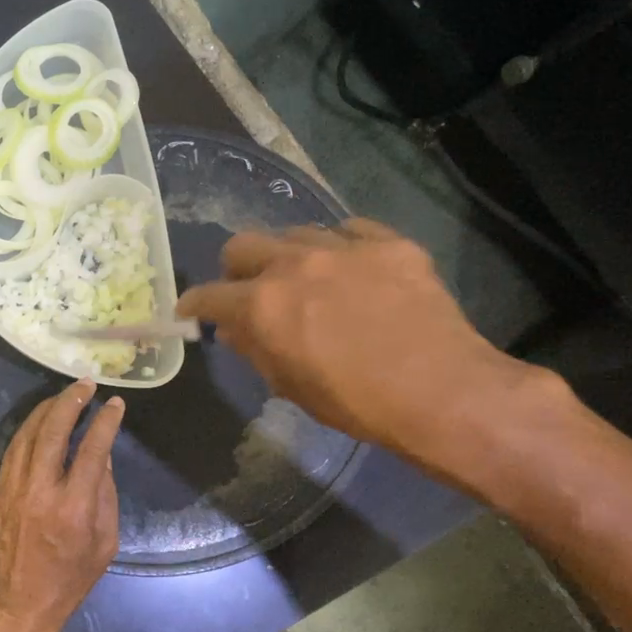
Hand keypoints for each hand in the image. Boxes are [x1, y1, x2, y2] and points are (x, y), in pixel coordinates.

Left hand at [0, 380, 124, 631]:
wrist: (21, 600)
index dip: (105, 423)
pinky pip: (13, 450)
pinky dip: (27, 430)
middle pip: (53, 432)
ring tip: (64, 396)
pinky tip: (40, 421)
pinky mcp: (1, 491)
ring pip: (27, 435)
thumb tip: (102, 455)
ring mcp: (16, 489)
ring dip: (45, 410)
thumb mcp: (105, 542)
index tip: (114, 405)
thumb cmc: (71, 578)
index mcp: (75, 507)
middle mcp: (42, 491)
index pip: (92, 450)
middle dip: (70, 403)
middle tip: (85, 385)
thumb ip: (106, 495)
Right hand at [176, 219, 552, 455]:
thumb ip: (255, 348)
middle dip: (235, 269)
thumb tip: (235, 330)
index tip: (191, 313)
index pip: (207, 295)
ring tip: (302, 278)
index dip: (193, 306)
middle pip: (243, 244)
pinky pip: (350, 229)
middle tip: (247, 291)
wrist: (439, 391)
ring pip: (295, 233)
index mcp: (261, 305)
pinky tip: (348, 268)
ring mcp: (345, 248)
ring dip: (287, 255)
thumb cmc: (352, 401)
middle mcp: (294, 265)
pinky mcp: (390, 244)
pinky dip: (339, 246)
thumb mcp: (287, 384)